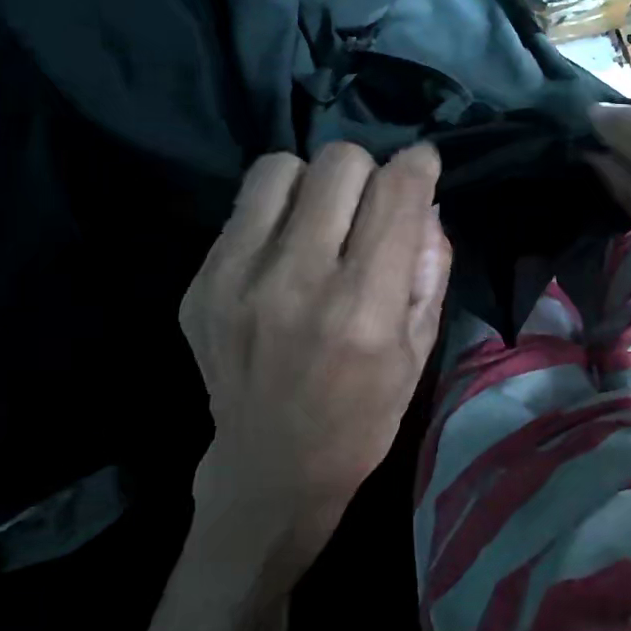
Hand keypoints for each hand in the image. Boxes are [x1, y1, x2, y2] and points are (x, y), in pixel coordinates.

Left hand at [179, 142, 450, 551]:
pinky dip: (273, 216)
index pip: (396, 192)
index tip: (423, 164)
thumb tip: (424, 200)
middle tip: (368, 207)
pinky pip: (243, 208)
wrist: (269, 468)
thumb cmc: (363, 415)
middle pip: (338, 162)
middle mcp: (295, 282)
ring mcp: (235, 280)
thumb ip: (430, 265)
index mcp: (362, 307)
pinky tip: (280, 257)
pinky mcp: (200, 284)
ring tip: (318, 222)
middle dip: (368, 173)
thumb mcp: (420, 348)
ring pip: (280, 166)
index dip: (419, 164)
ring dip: (311, 184)